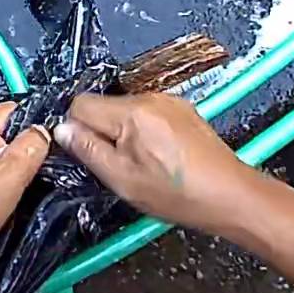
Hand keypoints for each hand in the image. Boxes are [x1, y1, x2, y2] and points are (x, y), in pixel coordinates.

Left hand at [0, 101, 50, 255]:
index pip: (11, 109)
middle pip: (0, 131)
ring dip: (3, 167)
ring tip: (6, 187)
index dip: (33, 122)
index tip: (44, 142)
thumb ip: (32, 147)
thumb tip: (42, 131)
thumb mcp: (13, 174)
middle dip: (17, 149)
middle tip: (26, 171)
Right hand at [52, 93, 279, 240]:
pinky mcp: (181, 108)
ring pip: (124, 110)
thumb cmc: (177, 194)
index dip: (77, 129)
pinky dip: (143, 131)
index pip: (80, 104)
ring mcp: (168, 100)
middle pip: (103, 105)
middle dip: (102, 132)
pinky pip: (146, 113)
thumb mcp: (123, 180)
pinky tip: (159, 156)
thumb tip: (61, 129)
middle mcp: (149, 96)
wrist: (232, 196)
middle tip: (119, 165)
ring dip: (122, 132)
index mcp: (132, 112)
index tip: (90, 155)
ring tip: (143, 164)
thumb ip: (88, 150)